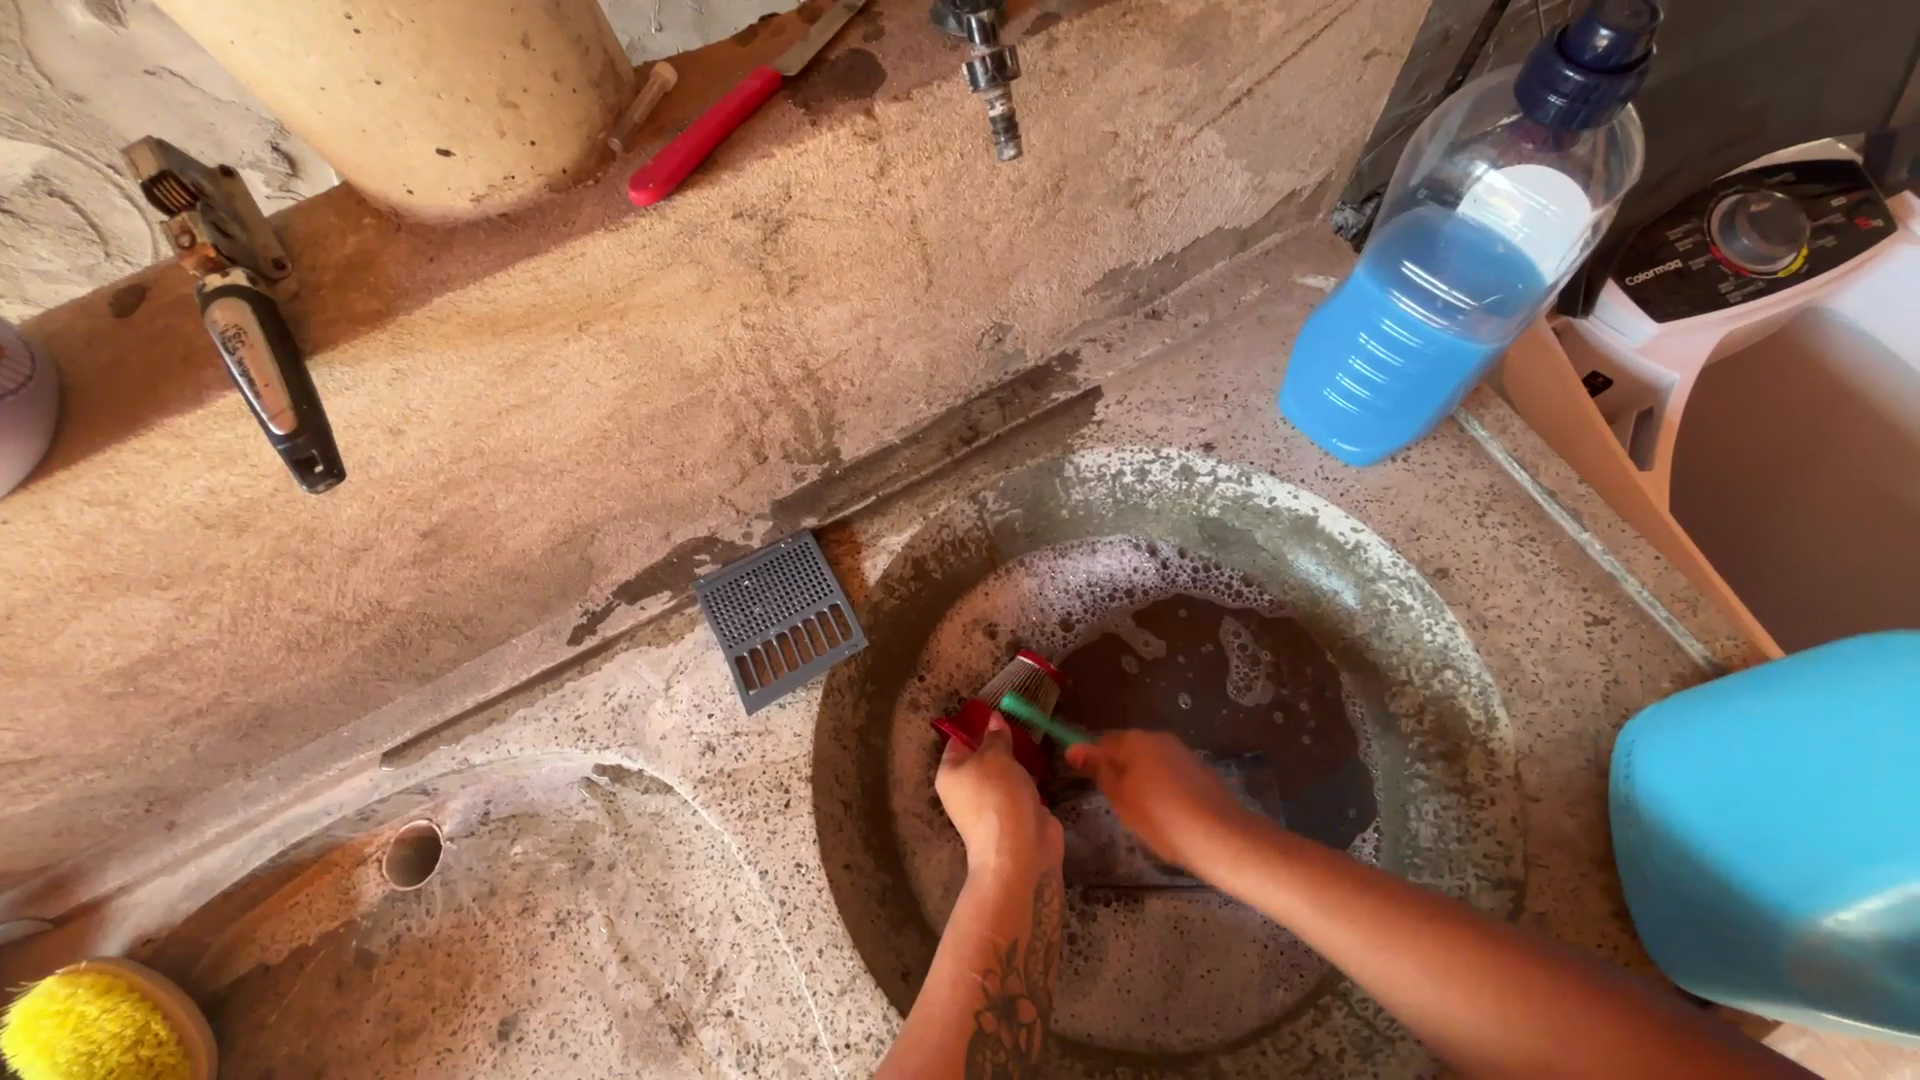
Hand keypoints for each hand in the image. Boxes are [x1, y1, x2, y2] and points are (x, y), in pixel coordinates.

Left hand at [936, 713, 1063, 879]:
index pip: (958, 740)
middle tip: (1022, 715)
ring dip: (1019, 757)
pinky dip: (1031, 775)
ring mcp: (993, 802)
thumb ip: (996, 736)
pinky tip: (1045, 758)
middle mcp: (967, 788)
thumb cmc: (997, 796)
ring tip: (1036, 731)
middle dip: (1001, 739)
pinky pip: (1022, 786)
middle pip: (983, 755)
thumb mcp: (995, 757)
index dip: (976, 723)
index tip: (997, 707)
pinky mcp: (1016, 812)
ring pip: (1005, 771)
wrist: (1019, 851)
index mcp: (951, 773)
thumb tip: (993, 719)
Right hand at [1065, 730, 1256, 869]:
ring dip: (1142, 780)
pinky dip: (1163, 788)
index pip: (1103, 742)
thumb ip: (1098, 770)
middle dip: (1120, 771)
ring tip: (1143, 813)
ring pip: (1151, 762)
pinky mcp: (1201, 771)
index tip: (1092, 786)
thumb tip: (1073, 748)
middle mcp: (1160, 738)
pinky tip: (1167, 814)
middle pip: (1129, 750)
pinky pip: (1171, 774)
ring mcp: (1183, 753)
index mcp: (1136, 740)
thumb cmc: (1160, 818)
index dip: (1094, 762)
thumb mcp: (1120, 797)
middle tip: (1117, 804)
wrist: (1220, 837)